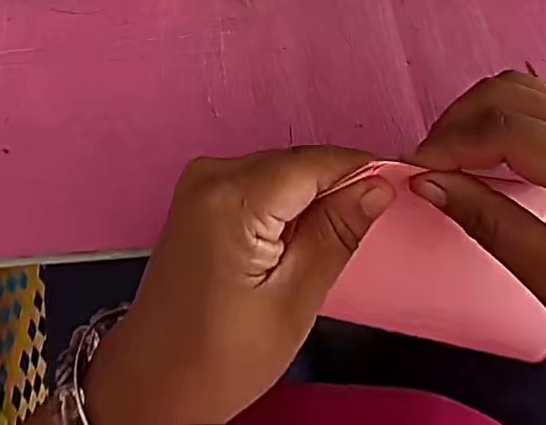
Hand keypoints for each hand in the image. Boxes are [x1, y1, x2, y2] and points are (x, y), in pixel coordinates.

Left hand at [86, 147, 394, 424]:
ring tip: (333, 232)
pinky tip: (294, 232)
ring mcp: (201, 177)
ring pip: (279, 167)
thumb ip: (337, 233)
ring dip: (311, 191)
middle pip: (295, 162)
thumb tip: (377, 186)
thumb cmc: (221, 357)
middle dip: (336, 182)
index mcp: (233, 199)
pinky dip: (285, 197)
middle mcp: (212, 173)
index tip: (395, 180)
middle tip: (368, 216)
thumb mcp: (293, 302)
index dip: (358, 167)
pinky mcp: (198, 189)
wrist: (151, 382)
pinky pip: (258, 177)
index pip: (312, 162)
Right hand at [412, 73, 545, 424]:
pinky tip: (491, 157)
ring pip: (528, 93)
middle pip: (512, 93)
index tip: (414, 169)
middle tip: (429, 165)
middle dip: (459, 120)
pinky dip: (506, 123)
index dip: (450, 143)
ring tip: (452, 160)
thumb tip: (431, 183)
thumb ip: (492, 222)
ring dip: (481, 117)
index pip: (506, 127)